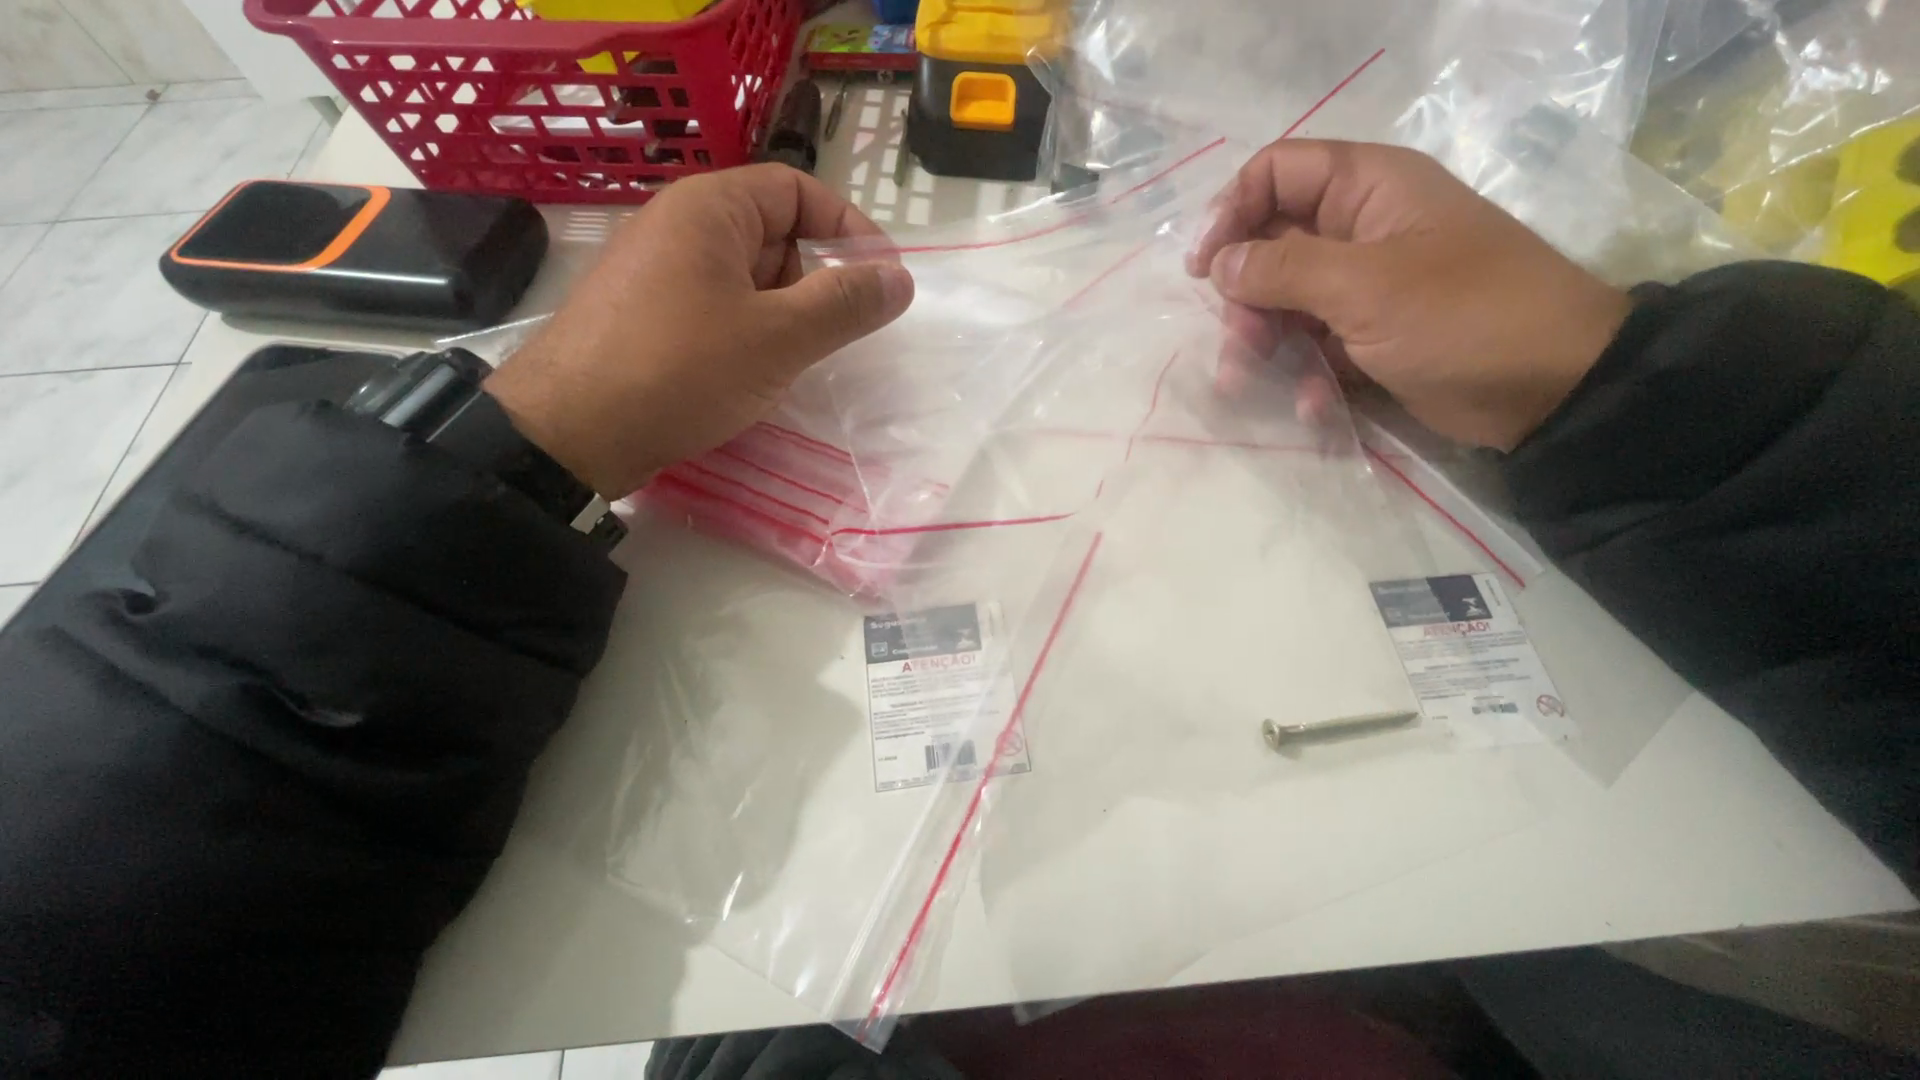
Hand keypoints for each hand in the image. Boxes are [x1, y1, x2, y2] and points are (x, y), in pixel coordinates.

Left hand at [486, 165, 913, 496]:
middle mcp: (678, 226)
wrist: (568, 435)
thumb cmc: (680, 370)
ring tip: (785, 364)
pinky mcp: (642, 316)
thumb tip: (901, 279)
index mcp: (710, 209)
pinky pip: (713, 309)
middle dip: (812, 281)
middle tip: (828, 336)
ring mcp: (655, 272)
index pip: (797, 189)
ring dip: (779, 316)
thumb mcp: (778, 338)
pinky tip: (745, 377)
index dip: (848, 227)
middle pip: (773, 234)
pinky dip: (744, 334)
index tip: (882, 280)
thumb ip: (845, 304)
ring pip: (744, 279)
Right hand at [1187, 140, 1631, 450]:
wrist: (1549, 389)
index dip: (1230, 211)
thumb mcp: (1366, 286)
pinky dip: (1304, 373)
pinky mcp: (1367, 336)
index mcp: (1368, 188)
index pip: (1276, 172)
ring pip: (1283, 302)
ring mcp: (1363, 286)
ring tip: (1251, 382)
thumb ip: (1282, 269)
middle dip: (1244, 297)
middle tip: (1237, 344)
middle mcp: (1359, 229)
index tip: (1203, 268)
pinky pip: (1312, 345)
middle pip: (1269, 245)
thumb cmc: (1462, 316)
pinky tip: (1312, 403)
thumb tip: (1219, 263)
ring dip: (1262, 343)